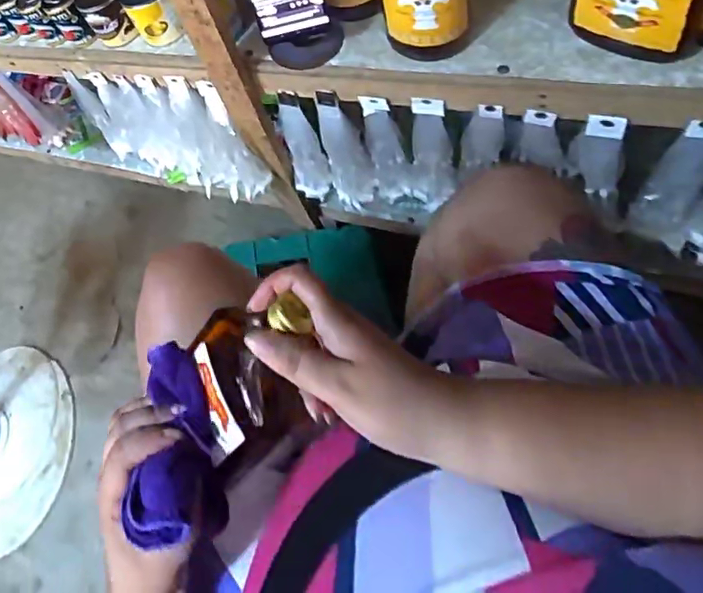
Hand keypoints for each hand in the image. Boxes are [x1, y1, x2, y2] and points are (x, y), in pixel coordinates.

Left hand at [98, 397, 191, 592]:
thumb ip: (184, 511)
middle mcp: (107, 475)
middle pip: (119, 429)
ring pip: (119, 422)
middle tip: (180, 413)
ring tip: (173, 408)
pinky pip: (126, 427)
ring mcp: (114, 468)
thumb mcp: (171, 549)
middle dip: (149, 415)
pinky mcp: (125, 467)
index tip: (178, 438)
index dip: (149, 439)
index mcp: (111, 495)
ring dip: (145, 409)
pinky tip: (164, 413)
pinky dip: (143, 413)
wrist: (141, 589)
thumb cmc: (152, 571)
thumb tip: (196, 466)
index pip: (122, 452)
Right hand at [245, 265, 450, 460]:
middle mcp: (342, 322)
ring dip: (302, 372)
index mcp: (335, 319)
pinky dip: (320, 383)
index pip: (297, 277)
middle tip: (285, 379)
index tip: (255, 317)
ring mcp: (352, 342)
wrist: (450, 425)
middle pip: (298, 313)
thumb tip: (252, 335)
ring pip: (310, 342)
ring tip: (316, 411)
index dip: (270, 287)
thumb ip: (293, 361)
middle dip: (283, 344)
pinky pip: (326, 361)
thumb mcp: (336, 386)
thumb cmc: (392, 404)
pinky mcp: (361, 362)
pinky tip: (329, 415)